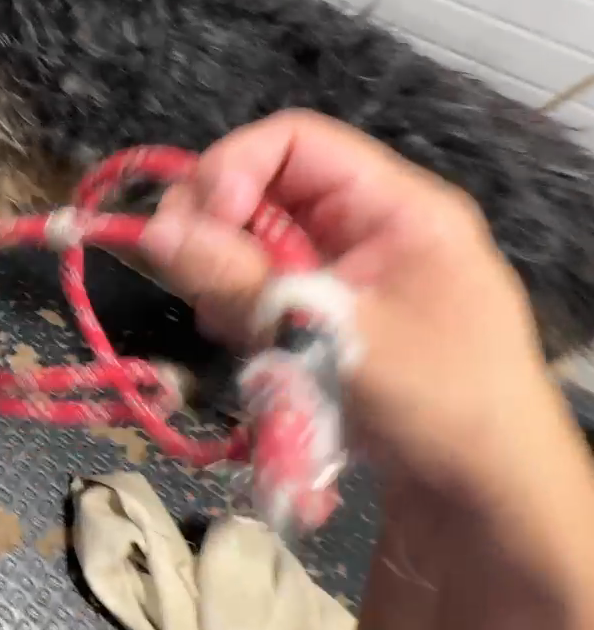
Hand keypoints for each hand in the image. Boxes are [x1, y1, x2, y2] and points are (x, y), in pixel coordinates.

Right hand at [137, 109, 563, 495]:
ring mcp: (332, 256)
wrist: (478, 489)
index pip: (291, 140)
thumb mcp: (330, 335)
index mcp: (394, 207)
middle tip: (189, 273)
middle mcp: (359, 218)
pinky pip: (239, 268)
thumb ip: (237, 278)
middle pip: (251, 179)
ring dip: (213, 269)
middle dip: (208, 222)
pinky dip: (222, 296)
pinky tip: (244, 335)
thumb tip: (150, 231)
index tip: (203, 224)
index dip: (232, 166)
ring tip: (234, 322)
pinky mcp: (308, 290)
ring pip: (235, 227)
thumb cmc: (438, 406)